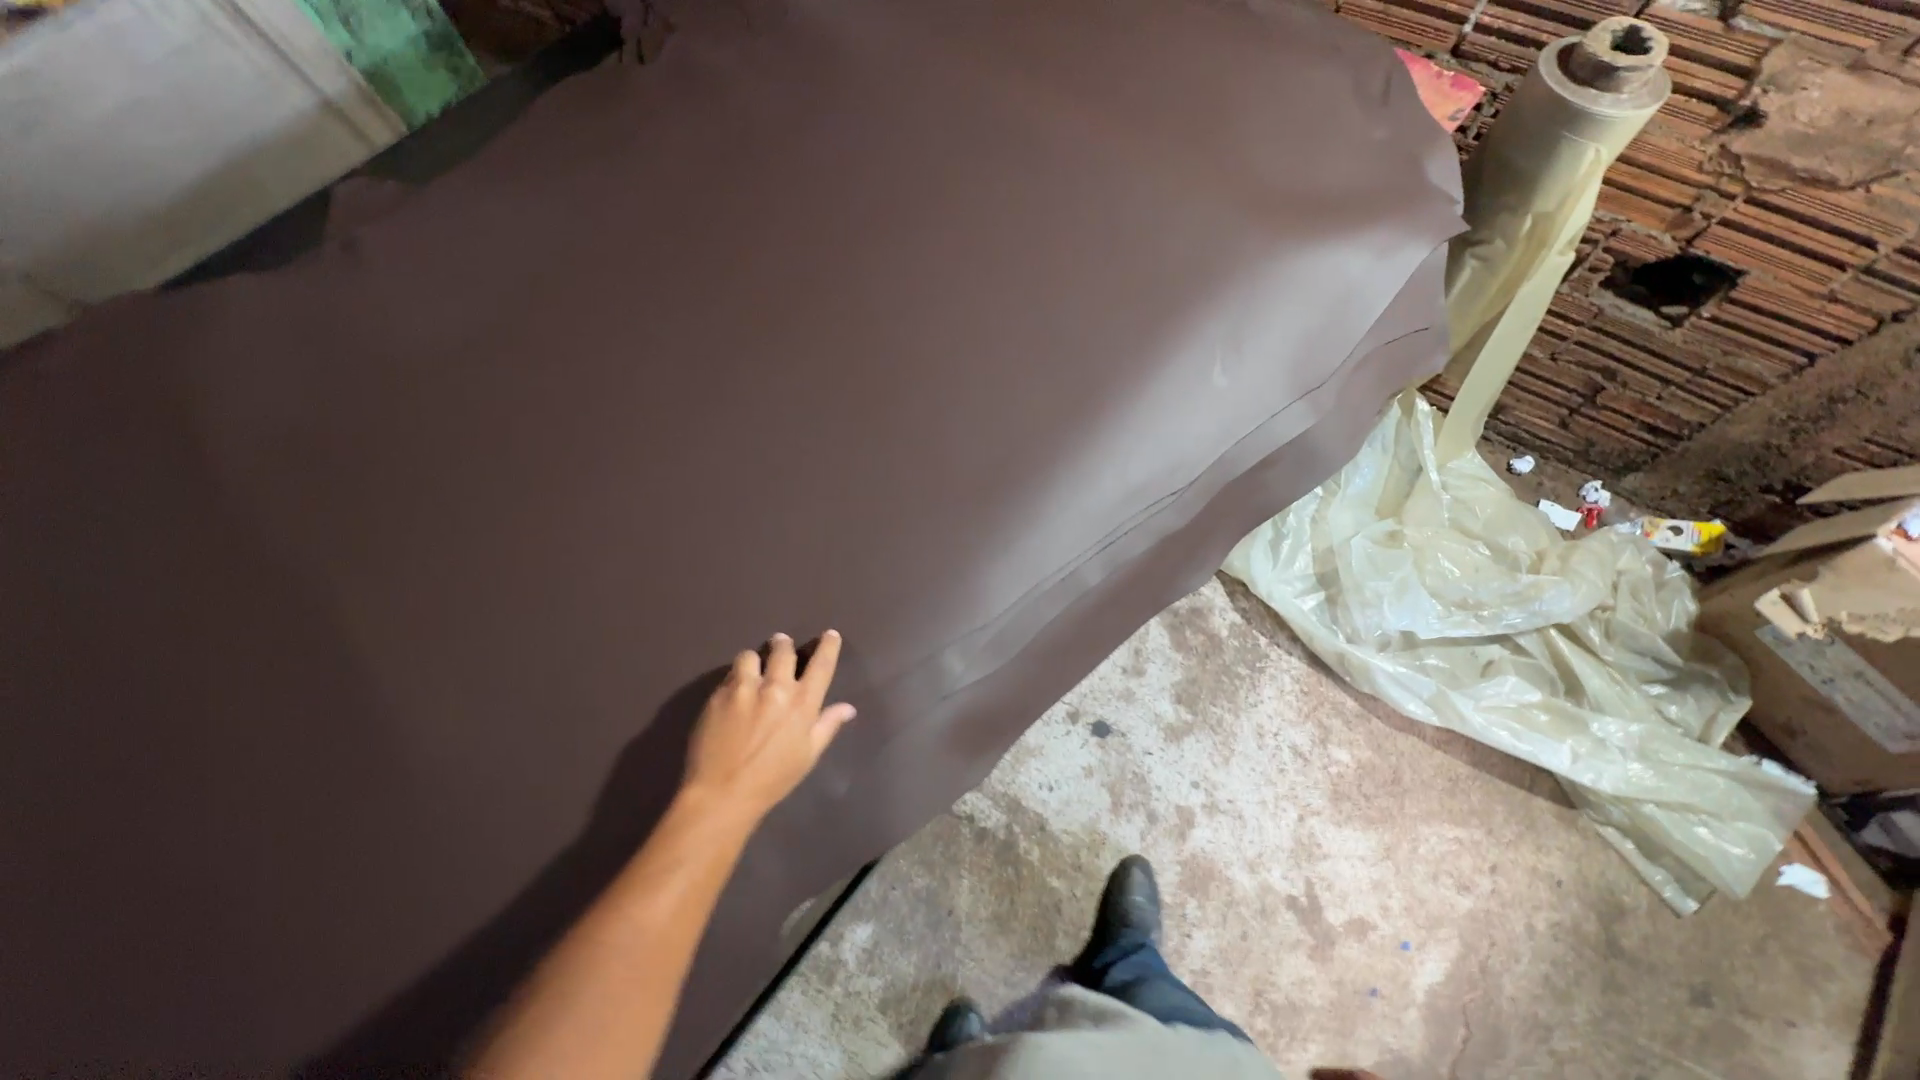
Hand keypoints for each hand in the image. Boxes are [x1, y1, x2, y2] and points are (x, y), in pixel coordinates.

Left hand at [681, 631, 855, 820]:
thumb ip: (827, 726)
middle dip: (784, 644)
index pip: (821, 665)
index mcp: (802, 704)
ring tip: (752, 669)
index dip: (828, 646)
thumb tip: (847, 708)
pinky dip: (734, 679)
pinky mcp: (717, 694)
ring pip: (750, 656)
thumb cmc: (772, 779)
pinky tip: (733, 693)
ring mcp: (743, 688)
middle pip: (782, 650)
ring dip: (755, 660)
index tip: (830, 635)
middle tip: (782, 645)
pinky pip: (728, 676)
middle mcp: (774, 688)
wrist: (722, 793)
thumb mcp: (808, 756)